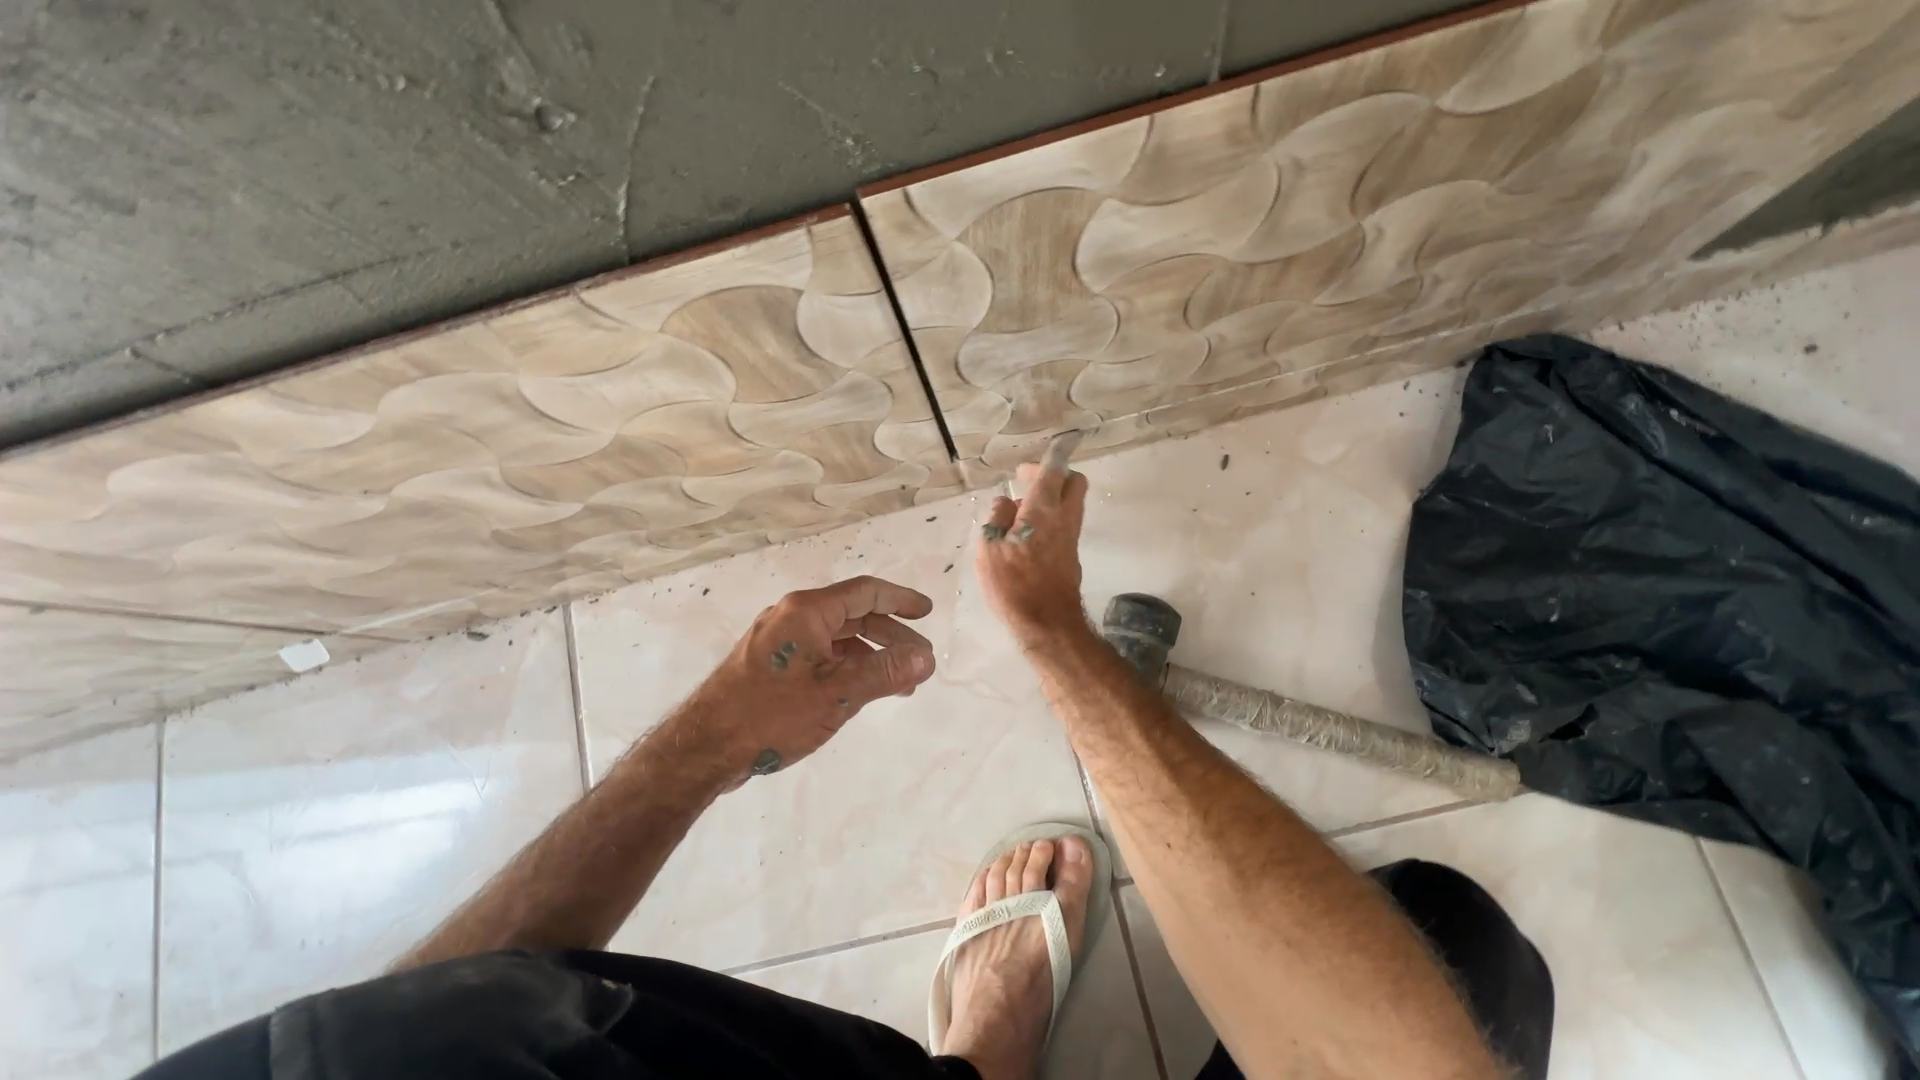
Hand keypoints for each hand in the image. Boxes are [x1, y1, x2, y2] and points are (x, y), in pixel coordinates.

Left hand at [668, 576, 936, 787]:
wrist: (704, 747)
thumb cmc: (771, 714)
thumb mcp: (836, 694)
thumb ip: (884, 673)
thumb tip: (926, 658)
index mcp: (806, 611)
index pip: (865, 592)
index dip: (900, 600)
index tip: (926, 612)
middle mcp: (791, 617)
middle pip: (853, 615)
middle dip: (890, 636)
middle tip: (920, 662)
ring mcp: (778, 641)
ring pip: (836, 638)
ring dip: (870, 655)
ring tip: (899, 684)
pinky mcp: (769, 665)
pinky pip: (819, 655)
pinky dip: (846, 667)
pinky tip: (861, 691)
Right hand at [976, 454, 1091, 641]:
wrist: (1047, 623)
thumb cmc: (1013, 584)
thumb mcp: (988, 548)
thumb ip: (996, 518)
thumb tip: (1005, 503)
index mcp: (1043, 509)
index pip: (1054, 471)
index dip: (1051, 457)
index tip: (1038, 456)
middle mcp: (1063, 518)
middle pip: (1074, 483)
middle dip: (1055, 475)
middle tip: (1027, 484)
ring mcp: (1070, 538)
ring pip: (1070, 504)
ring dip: (1050, 499)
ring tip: (1018, 514)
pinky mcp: (1070, 556)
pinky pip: (1064, 525)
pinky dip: (1050, 519)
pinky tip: (1025, 536)